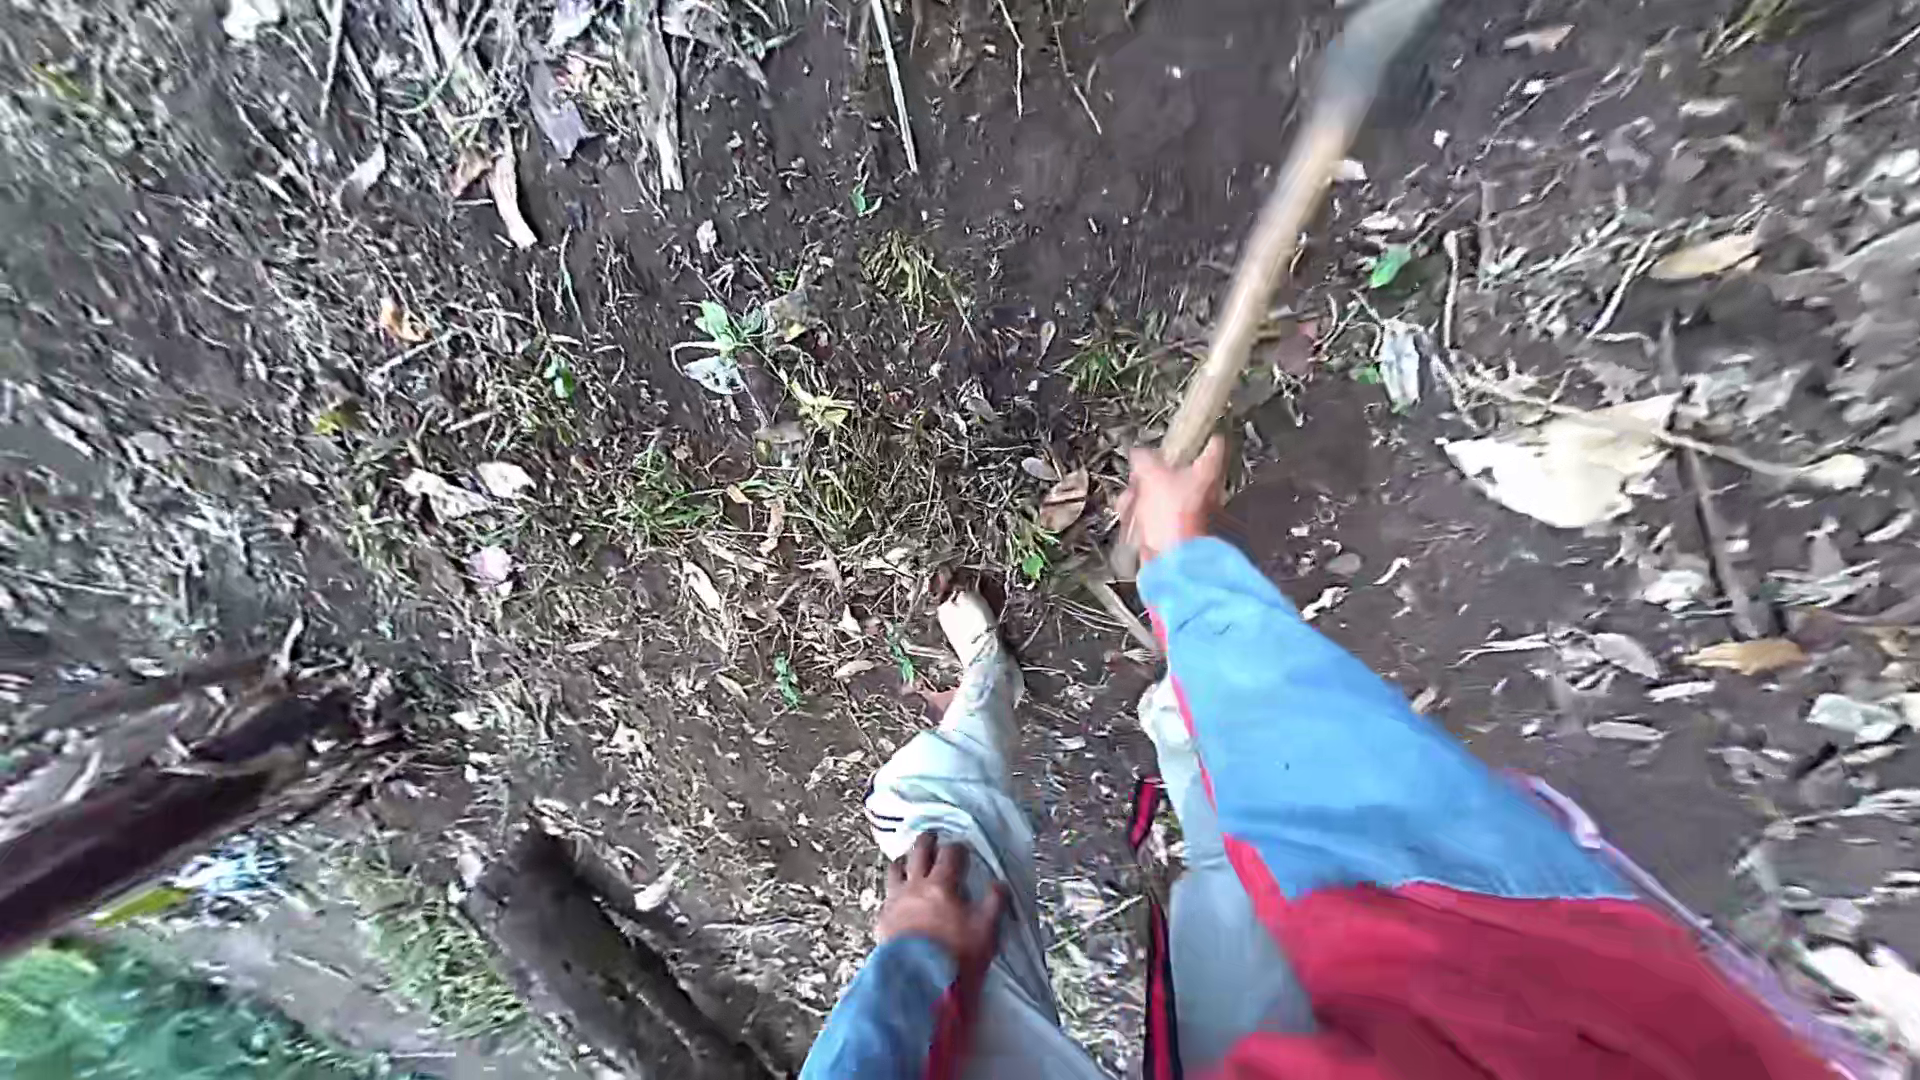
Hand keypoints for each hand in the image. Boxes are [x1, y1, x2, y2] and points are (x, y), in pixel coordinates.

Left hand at [875, 832, 1007, 969]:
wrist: (916, 985)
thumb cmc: (955, 958)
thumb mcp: (985, 933)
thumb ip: (994, 904)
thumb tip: (999, 883)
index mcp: (942, 884)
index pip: (950, 853)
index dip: (958, 848)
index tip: (963, 850)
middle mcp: (916, 885)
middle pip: (919, 850)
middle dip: (927, 840)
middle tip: (932, 837)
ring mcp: (896, 900)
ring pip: (896, 868)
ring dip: (904, 861)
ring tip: (908, 861)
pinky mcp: (882, 919)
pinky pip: (886, 896)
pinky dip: (893, 891)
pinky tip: (897, 897)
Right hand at [1120, 435, 1227, 565]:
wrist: (1171, 560)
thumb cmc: (1171, 516)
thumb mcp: (1152, 476)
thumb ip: (1144, 459)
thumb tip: (1138, 452)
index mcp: (1206, 471)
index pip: (1213, 442)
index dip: (1198, 433)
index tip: (1183, 430)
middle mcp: (1202, 488)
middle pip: (1175, 468)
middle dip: (1149, 473)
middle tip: (1138, 477)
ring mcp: (1187, 509)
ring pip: (1159, 490)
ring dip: (1139, 494)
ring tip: (1129, 503)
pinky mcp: (1172, 526)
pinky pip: (1152, 511)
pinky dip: (1138, 512)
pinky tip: (1129, 516)